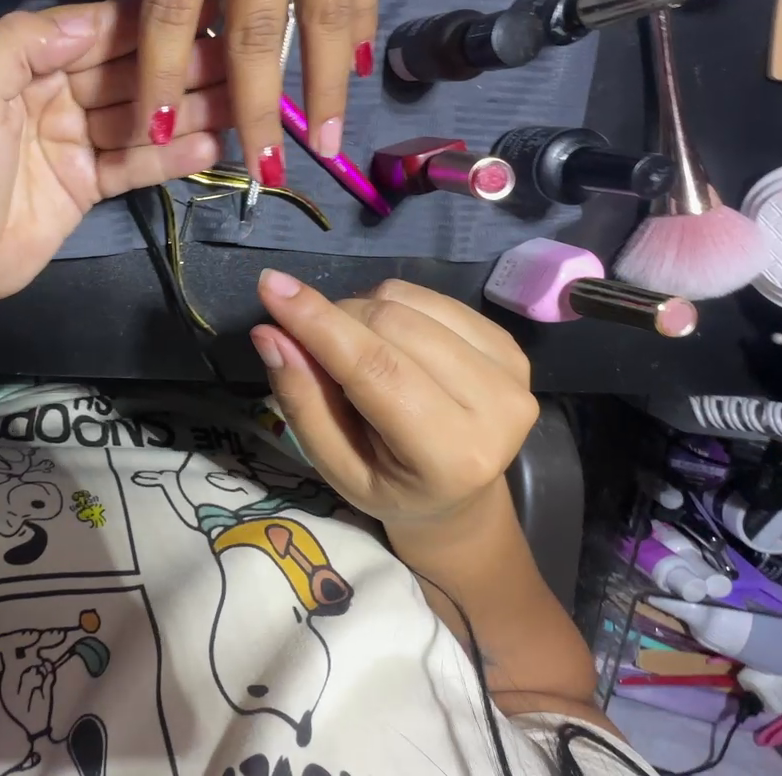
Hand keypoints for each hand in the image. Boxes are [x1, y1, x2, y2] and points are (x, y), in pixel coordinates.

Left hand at [0, 0, 228, 304]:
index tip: (202, 3)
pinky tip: (215, 144)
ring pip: (140, 116)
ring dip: (188, 108)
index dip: (145, 17)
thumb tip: (89, 21)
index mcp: (23, 66)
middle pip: (126, 71)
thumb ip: (18, 48)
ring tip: (244, 99)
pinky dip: (172, 156)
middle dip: (179, 61)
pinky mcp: (91, 183)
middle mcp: (55, 95)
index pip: (92, 31)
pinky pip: (137, 164)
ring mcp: (76, 141)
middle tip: (240, 54)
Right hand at [249, 272, 538, 532]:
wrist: (460, 495)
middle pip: (391, 324)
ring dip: (359, 311)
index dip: (318, 322)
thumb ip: (302, 401)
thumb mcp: (333, 464)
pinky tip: (388, 340)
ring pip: (407, 301)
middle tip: (307, 341)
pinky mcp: (510, 343)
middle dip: (332, 318)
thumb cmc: (387, 484)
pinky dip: (390, 305)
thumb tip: (269, 333)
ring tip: (353, 349)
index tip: (270, 286)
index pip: (374, 369)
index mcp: (450, 455)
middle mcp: (497, 409)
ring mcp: (512, 371)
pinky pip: (429, 295)